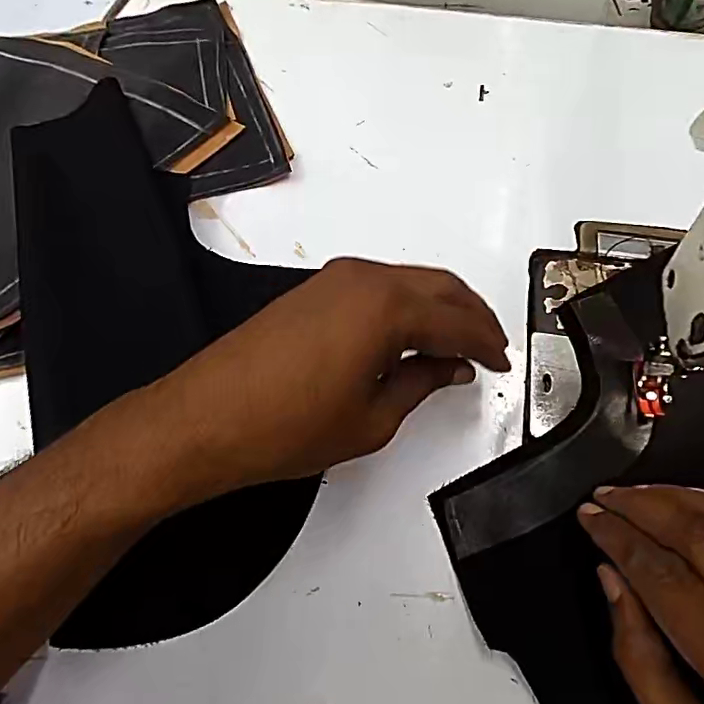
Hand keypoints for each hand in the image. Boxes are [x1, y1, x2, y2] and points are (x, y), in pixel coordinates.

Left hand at [140, 257, 509, 501]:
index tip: (499, 359)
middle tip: (490, 345)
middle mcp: (362, 280)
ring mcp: (335, 280)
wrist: (203, 420)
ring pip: (411, 282)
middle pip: (440, 288)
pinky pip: (380, 286)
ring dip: (441, 308)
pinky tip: (412, 335)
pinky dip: (407, 306)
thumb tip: (448, 368)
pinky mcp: (316, 289)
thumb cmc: (277, 424)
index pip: (457, 321)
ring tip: (458, 343)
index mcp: (385, 308)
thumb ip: (421, 383)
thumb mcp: (372, 418)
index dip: (486, 343)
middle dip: (472, 316)